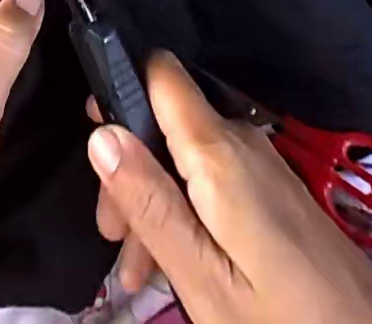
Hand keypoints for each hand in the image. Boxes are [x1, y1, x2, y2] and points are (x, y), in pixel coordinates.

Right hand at [87, 54, 371, 323]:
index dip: (122, 85)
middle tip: (112, 241)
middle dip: (128, 169)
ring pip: (181, 152)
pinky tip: (173, 258)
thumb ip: (149, 201)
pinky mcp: (262, 177)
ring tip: (139, 271)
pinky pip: (207, 170)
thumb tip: (101, 134)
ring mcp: (252, 154)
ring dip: (151, 198)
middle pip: (162, 120)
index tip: (93, 134)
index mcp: (216, 149)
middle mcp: (236, 135)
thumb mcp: (200, 274)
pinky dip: (181, 204)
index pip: (161, 71)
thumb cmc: (279, 312)